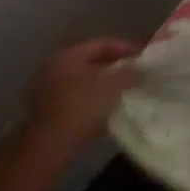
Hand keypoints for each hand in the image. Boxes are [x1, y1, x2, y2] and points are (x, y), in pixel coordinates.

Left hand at [5, 38, 140, 177]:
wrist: (48, 146)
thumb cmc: (82, 106)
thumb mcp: (114, 85)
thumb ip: (130, 71)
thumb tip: (139, 67)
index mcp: (69, 55)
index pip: (103, 44)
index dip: (126, 48)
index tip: (144, 57)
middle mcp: (54, 67)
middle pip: (91, 62)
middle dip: (114, 67)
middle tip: (135, 75)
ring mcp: (46, 90)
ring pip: (82, 82)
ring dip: (102, 86)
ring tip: (123, 94)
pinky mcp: (45, 112)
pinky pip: (74, 99)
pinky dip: (91, 101)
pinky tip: (105, 111)